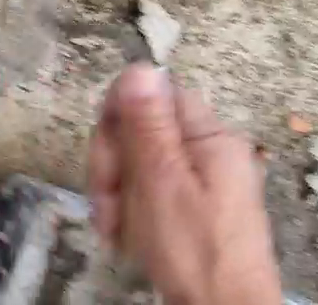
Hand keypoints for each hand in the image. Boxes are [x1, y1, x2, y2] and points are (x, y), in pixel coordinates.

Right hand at [88, 64, 282, 304]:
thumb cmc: (193, 250)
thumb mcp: (161, 182)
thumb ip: (149, 123)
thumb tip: (140, 66)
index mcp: (210, 137)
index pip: (150, 91)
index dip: (119, 115)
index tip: (109, 154)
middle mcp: (209, 149)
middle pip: (140, 122)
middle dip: (112, 159)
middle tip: (107, 200)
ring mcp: (202, 177)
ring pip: (137, 153)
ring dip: (114, 186)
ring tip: (112, 224)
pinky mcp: (193, 202)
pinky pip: (148, 181)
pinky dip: (128, 202)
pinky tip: (123, 229)